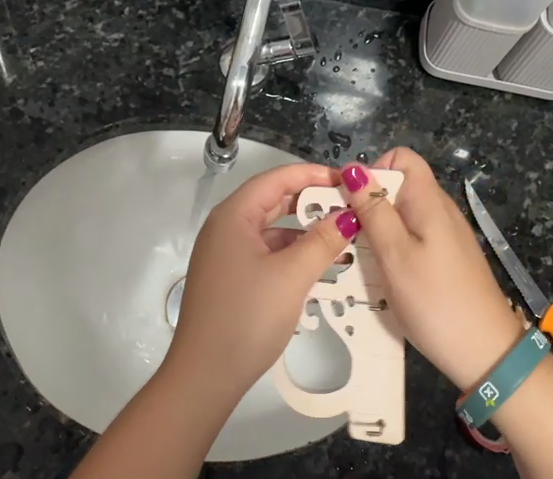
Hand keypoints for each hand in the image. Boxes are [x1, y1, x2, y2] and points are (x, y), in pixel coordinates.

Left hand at [167, 163, 352, 398]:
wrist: (204, 377)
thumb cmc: (246, 317)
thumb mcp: (291, 277)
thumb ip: (322, 242)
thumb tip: (349, 215)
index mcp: (233, 215)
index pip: (277, 178)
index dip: (312, 174)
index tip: (346, 180)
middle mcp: (226, 227)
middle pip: (272, 200)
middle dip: (311, 201)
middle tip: (349, 205)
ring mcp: (225, 254)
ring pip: (271, 229)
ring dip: (304, 231)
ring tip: (342, 237)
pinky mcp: (230, 279)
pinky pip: (266, 252)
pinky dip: (292, 254)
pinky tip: (318, 266)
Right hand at [339, 149, 523, 390]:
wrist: (488, 355)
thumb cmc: (436, 301)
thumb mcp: (395, 255)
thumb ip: (373, 211)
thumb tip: (353, 167)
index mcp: (429, 200)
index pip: (401, 157)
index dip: (374, 170)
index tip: (353, 202)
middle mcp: (440, 210)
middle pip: (399, 187)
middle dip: (369, 204)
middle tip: (350, 237)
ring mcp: (447, 236)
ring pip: (403, 216)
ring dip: (379, 231)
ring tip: (364, 261)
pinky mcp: (449, 260)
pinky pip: (414, 239)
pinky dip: (395, 250)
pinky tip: (388, 278)